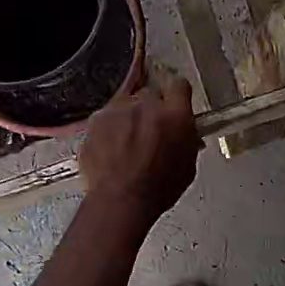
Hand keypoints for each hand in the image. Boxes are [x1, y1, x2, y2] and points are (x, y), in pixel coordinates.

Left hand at [79, 67, 202, 224]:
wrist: (121, 200)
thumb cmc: (156, 189)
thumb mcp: (187, 166)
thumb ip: (188, 140)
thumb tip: (187, 135)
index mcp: (175, 115)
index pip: (179, 85)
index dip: (177, 94)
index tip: (176, 100)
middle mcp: (146, 105)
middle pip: (150, 94)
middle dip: (152, 109)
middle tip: (153, 132)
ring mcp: (118, 110)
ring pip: (126, 104)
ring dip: (130, 119)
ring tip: (131, 146)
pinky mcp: (96, 120)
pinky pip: (107, 118)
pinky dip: (110, 130)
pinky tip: (115, 151)